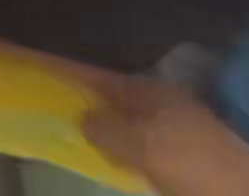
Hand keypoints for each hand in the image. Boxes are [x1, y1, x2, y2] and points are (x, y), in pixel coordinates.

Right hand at [84, 78, 248, 195]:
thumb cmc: (196, 169)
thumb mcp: (142, 148)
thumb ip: (107, 130)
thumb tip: (81, 116)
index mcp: (151, 91)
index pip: (103, 80)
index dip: (78, 84)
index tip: (53, 90)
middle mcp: (166, 102)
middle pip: (120, 102)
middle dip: (96, 111)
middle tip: (68, 123)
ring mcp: (183, 130)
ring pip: (138, 127)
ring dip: (118, 135)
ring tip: (94, 148)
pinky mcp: (196, 159)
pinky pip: (153, 148)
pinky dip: (137, 154)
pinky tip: (129, 167)